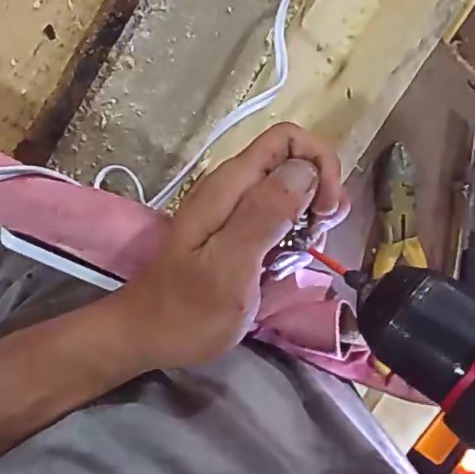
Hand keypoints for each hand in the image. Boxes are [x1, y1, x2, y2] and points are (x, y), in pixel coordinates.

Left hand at [104, 124, 343, 371]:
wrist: (148, 335)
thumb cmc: (189, 311)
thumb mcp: (231, 265)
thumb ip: (265, 214)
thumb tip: (305, 171)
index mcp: (230, 185)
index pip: (289, 139)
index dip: (318, 164)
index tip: (326, 212)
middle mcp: (231, 187)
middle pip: (293, 164)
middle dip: (317, 197)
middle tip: (313, 241)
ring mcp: (231, 209)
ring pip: (288, 193)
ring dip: (305, 222)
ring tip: (293, 260)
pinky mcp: (234, 232)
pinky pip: (275, 220)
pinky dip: (289, 239)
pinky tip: (280, 268)